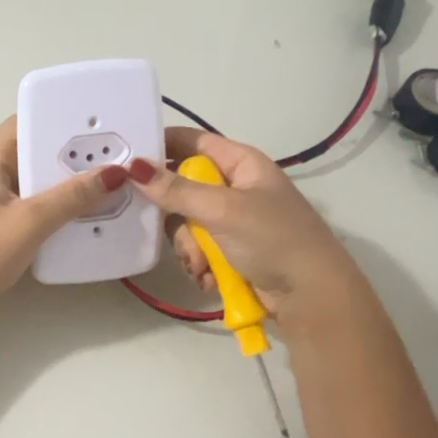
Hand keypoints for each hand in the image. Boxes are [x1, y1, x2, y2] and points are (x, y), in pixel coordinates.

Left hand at [0, 116, 128, 310]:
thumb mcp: (30, 221)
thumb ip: (71, 197)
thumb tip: (115, 174)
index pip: (26, 121)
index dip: (60, 115)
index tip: (96, 120)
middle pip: (37, 149)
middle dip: (73, 151)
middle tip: (115, 151)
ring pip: (39, 179)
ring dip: (69, 180)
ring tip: (110, 179)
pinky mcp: (3, 222)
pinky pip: (37, 202)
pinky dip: (60, 203)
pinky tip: (87, 212)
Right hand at [127, 127, 366, 335]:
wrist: (310, 296)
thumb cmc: (273, 240)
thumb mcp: (223, 211)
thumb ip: (177, 191)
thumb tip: (133, 167)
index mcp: (242, 164)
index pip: (193, 142)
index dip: (161, 145)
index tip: (127, 160)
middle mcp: (235, 188)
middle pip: (182, 189)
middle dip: (176, 216)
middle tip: (175, 230)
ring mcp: (233, 222)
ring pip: (186, 225)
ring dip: (188, 248)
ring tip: (201, 264)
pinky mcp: (231, 252)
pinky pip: (198, 251)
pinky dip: (199, 265)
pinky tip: (208, 277)